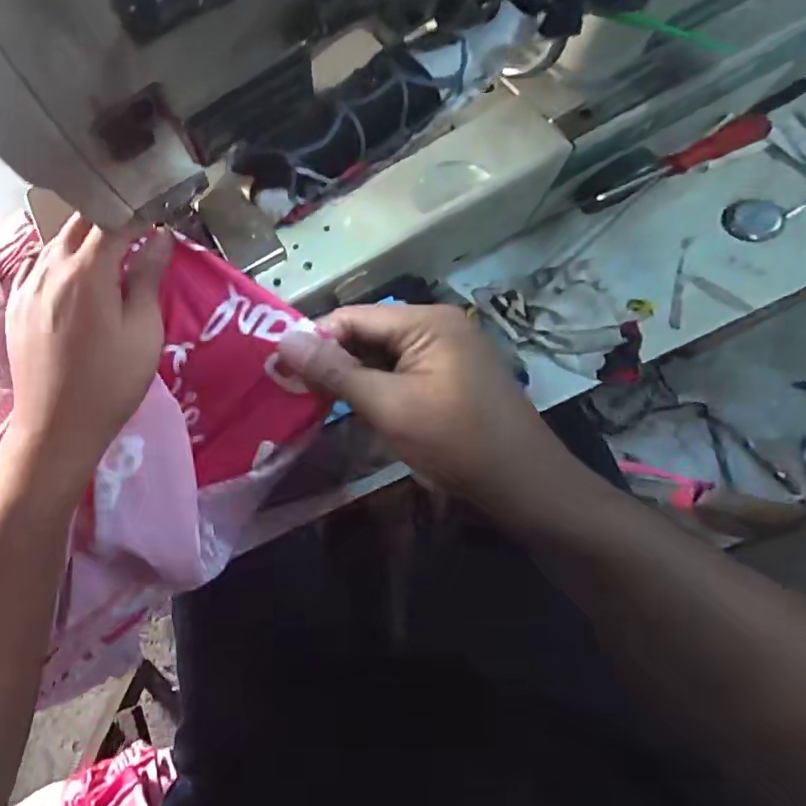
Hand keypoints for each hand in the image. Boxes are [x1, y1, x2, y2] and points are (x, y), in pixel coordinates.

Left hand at [4, 215, 173, 480]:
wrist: (57, 427)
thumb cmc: (111, 381)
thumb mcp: (144, 330)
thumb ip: (149, 277)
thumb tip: (159, 237)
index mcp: (86, 270)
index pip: (114, 220)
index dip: (140, 213)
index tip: (159, 216)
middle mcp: (50, 267)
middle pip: (79, 222)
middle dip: (109, 218)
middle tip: (136, 231)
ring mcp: (26, 285)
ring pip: (55, 241)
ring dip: (82, 238)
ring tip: (108, 253)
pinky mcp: (14, 305)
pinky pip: (36, 264)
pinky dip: (59, 259)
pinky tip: (73, 276)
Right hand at [276, 304, 570, 508]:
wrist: (527, 488)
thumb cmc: (457, 443)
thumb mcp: (389, 407)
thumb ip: (335, 372)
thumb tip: (283, 340)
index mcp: (426, 321)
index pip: (352, 317)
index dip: (314, 340)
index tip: (279, 370)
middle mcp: (436, 326)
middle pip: (366, 334)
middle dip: (330, 361)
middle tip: (290, 390)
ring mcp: (445, 353)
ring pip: (380, 356)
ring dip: (349, 378)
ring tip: (311, 402)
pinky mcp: (447, 378)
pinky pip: (399, 373)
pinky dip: (373, 389)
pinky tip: (349, 410)